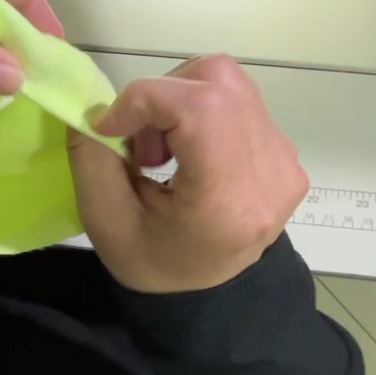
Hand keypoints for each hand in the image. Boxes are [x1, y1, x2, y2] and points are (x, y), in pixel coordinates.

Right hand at [68, 55, 307, 293]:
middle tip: (135, 140)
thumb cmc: (147, 260)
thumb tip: (94, 107)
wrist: (201, 293)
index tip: (107, 128)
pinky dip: (196, 111)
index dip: (142, 99)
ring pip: (225, 82)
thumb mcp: (101, 216)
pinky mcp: (285, 153)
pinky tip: (182, 151)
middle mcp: (271, 172)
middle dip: (158, 96)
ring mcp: (285, 160)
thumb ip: (90, 155)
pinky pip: (236, 100)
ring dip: (177, 101)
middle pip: (215, 81)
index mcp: (227, 198)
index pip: (198, 105)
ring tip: (159, 148)